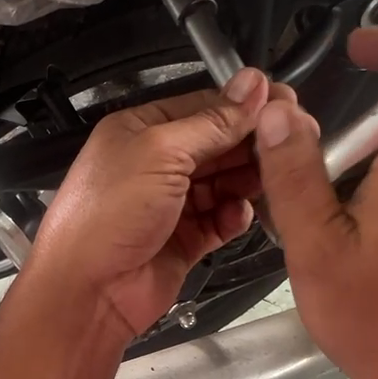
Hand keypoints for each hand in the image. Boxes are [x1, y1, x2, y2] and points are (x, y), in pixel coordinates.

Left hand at [25, 67, 270, 337]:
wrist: (87, 292)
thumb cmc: (108, 215)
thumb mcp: (161, 152)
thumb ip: (212, 122)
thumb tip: (254, 85)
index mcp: (140, 131)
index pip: (202, 107)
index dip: (243, 106)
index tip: (285, 104)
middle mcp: (154, 164)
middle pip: (217, 145)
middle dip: (250, 144)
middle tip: (290, 141)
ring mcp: (169, 206)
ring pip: (223, 184)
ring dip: (247, 180)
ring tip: (272, 178)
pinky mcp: (183, 242)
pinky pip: (219, 222)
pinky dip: (233, 217)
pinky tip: (239, 215)